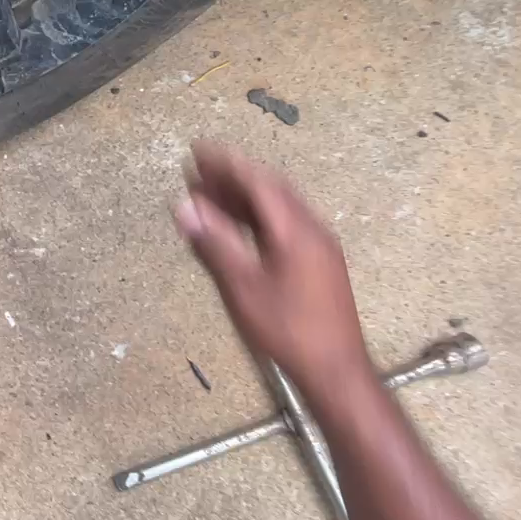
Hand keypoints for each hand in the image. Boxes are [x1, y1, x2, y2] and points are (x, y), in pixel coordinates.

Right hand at [171, 143, 370, 391]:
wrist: (334, 368)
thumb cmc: (286, 327)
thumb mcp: (242, 285)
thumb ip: (214, 243)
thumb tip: (186, 208)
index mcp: (295, 230)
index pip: (258, 183)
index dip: (227, 164)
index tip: (198, 151)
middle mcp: (311, 230)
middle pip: (269, 190)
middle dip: (232, 176)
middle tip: (198, 169)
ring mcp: (318, 247)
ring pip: (276, 208)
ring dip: (242, 196)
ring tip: (208, 193)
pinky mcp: (317, 263)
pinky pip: (282, 225)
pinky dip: (254, 217)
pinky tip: (234, 224)